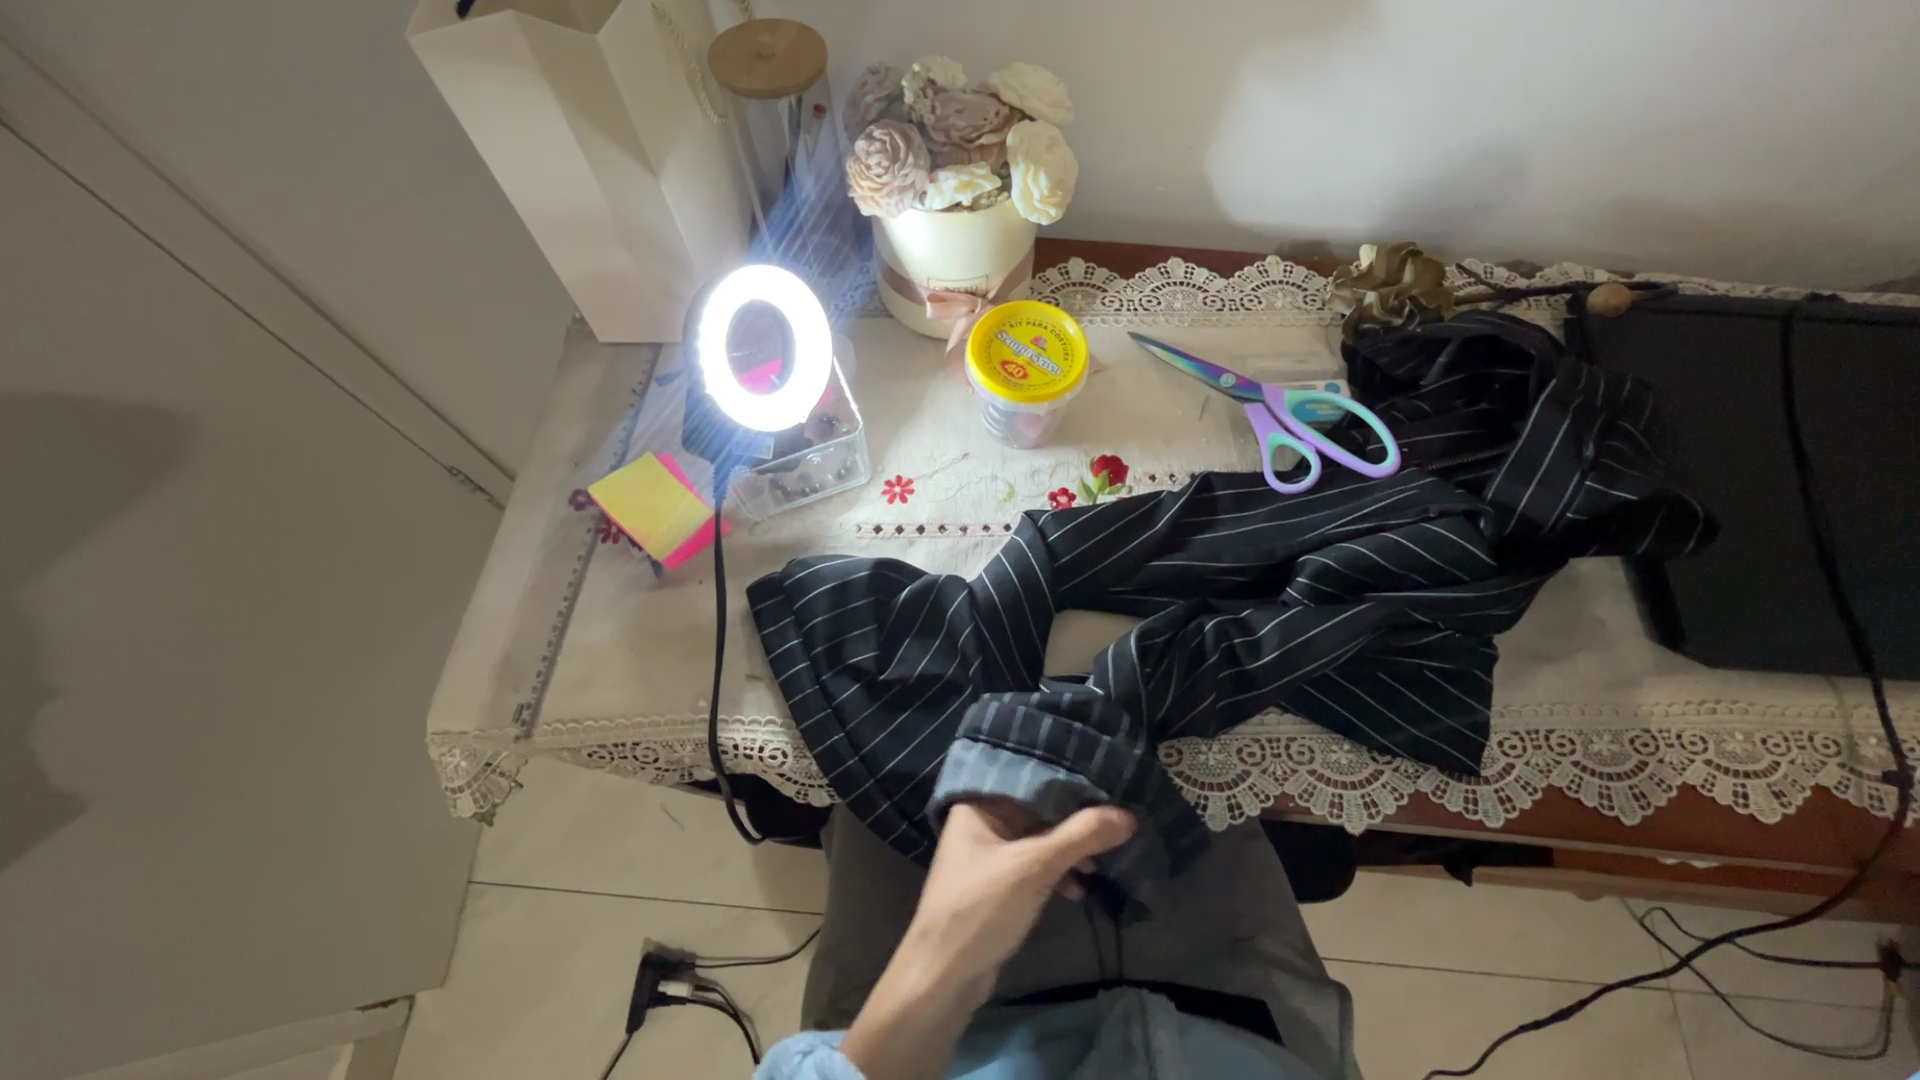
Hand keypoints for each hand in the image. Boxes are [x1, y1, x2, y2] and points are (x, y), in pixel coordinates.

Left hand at [841, 799, 1135, 1079]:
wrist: (943, 976)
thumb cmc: (981, 908)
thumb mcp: (1035, 867)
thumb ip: (1080, 836)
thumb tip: (1128, 815)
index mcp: (977, 805)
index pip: (1030, 780)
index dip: (1070, 784)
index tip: (1108, 785)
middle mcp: (979, 823)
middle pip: (1036, 810)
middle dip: (1074, 822)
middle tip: (1114, 825)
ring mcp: (987, 856)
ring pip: (1037, 841)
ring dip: (1069, 851)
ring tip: (1100, 864)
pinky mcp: (996, 886)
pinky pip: (1033, 867)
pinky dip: (1056, 874)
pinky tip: (1078, 890)